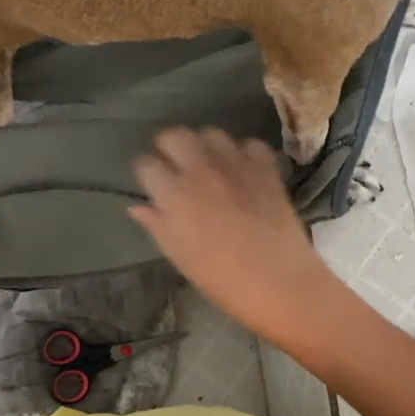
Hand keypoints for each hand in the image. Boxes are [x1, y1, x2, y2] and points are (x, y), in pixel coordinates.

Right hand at [130, 128, 332, 339]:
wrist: (277, 281)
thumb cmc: (219, 278)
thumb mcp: (179, 256)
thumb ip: (157, 224)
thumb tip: (138, 207)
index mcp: (173, 194)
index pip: (146, 165)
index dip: (145, 173)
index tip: (150, 183)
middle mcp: (201, 169)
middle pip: (175, 136)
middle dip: (169, 147)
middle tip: (174, 166)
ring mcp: (235, 164)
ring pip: (211, 134)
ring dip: (204, 146)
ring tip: (208, 166)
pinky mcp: (265, 167)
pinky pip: (249, 145)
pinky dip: (242, 153)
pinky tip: (242, 171)